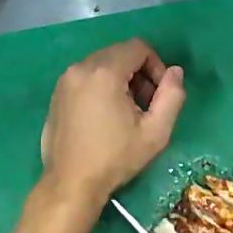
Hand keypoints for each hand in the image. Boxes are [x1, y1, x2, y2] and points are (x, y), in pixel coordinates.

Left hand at [39, 38, 185, 206]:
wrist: (70, 185)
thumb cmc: (115, 158)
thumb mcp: (155, 131)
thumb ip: (172, 96)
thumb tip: (175, 72)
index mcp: (104, 72)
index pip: (138, 47)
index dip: (156, 65)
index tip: (159, 94)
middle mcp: (81, 68)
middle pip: (120, 53)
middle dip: (139, 72)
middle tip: (146, 104)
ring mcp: (65, 80)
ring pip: (103, 63)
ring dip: (121, 79)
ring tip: (127, 112)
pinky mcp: (57, 93)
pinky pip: (87, 76)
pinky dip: (102, 85)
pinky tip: (106, 116)